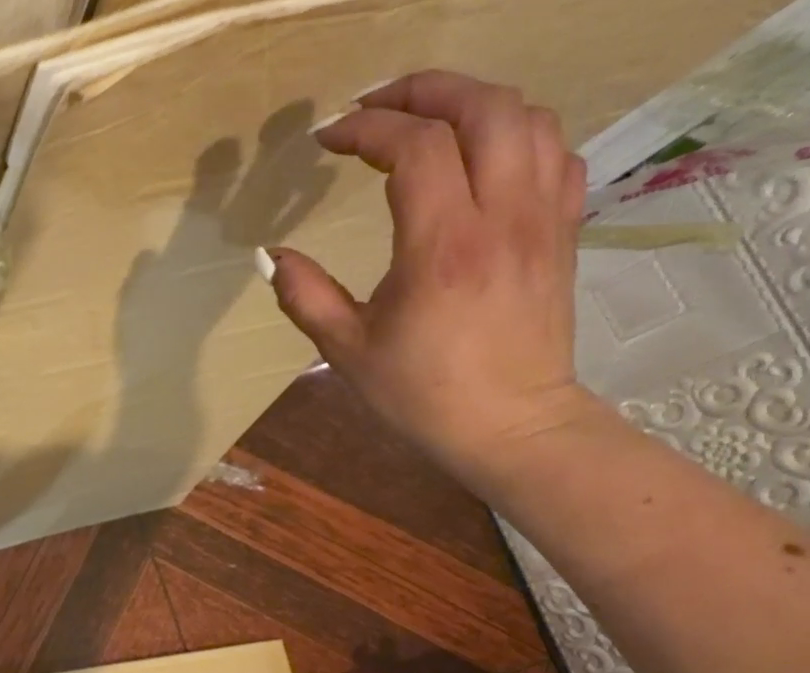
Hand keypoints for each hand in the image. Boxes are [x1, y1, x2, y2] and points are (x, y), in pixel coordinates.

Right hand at [268, 70, 601, 473]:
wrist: (510, 422)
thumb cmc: (419, 392)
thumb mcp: (345, 349)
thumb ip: (304, 293)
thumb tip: (271, 253)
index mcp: (441, 247)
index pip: (415, 148)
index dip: (366, 128)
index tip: (326, 139)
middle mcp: (500, 217)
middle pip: (484, 109)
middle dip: (425, 91)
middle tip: (374, 104)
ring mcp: (542, 218)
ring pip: (528, 118)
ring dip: (472, 103)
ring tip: (424, 118)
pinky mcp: (561, 229)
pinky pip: (554, 152)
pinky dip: (515, 133)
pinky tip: (478, 154)